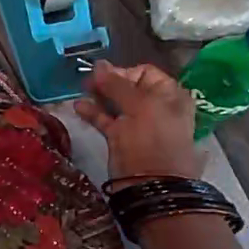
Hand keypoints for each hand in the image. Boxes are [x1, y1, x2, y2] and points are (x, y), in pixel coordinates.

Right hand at [75, 60, 202, 182]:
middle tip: (86, 82)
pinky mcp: (122, 140)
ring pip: (116, 104)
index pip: (144, 73)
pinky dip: (94, 114)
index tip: (101, 75)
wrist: (150, 183)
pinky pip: (107, 121)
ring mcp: (138, 125)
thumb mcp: (138, 107)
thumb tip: (98, 64)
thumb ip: (116, 84)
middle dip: (107, 84)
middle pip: (128, 88)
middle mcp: (155, 107)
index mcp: (169, 95)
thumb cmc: (150, 139)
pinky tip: (78, 107)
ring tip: (80, 92)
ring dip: (98, 97)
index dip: (122, 71)